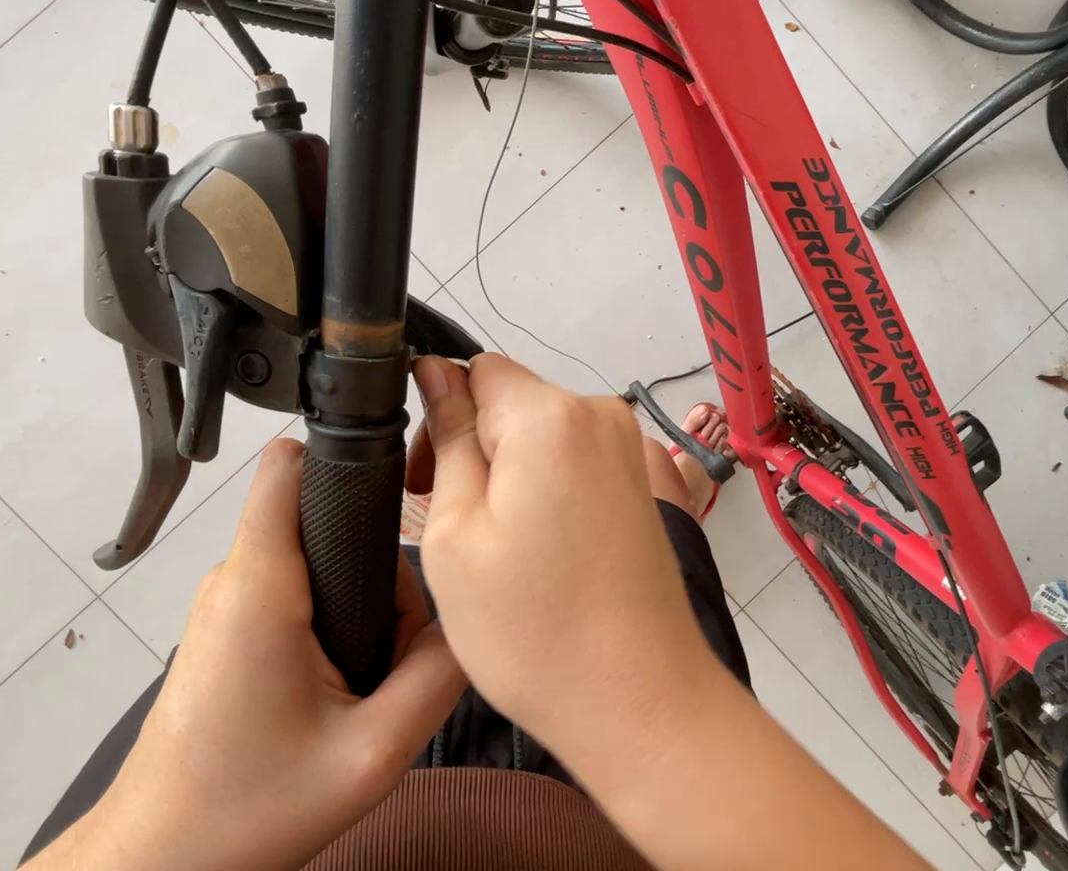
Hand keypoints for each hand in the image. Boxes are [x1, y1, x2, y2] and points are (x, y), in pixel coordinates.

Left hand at [28, 438, 464, 870]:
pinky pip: (302, 587)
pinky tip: (348, 683)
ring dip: (365, 600)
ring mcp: (229, 602)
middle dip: (380, 563)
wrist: (156, 865)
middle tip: (398, 641)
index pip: (291, 465)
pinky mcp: (231, 627)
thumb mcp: (371, 755)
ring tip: (371, 677)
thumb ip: (437, 675)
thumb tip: (473, 621)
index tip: (407, 485)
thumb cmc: (246, 812)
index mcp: (262, 586)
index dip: (348, 457)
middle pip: (329, 517)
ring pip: (322, 555)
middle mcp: (238, 578)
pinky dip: (338, 616)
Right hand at [413, 354, 728, 749]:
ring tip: (503, 550)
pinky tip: (542, 551)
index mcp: (551, 417)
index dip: (442, 416)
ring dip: (510, 473)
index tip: (427, 478)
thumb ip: (450, 439)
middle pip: (511, 400)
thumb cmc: (535, 629)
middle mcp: (602, 414)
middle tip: (457, 527)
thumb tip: (436, 373)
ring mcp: (629, 448)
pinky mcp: (640, 481)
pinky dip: (547, 489)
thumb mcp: (457, 533)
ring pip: (541, 433)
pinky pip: (574, 460)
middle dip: (476, 447)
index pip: (476, 370)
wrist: (640, 698)